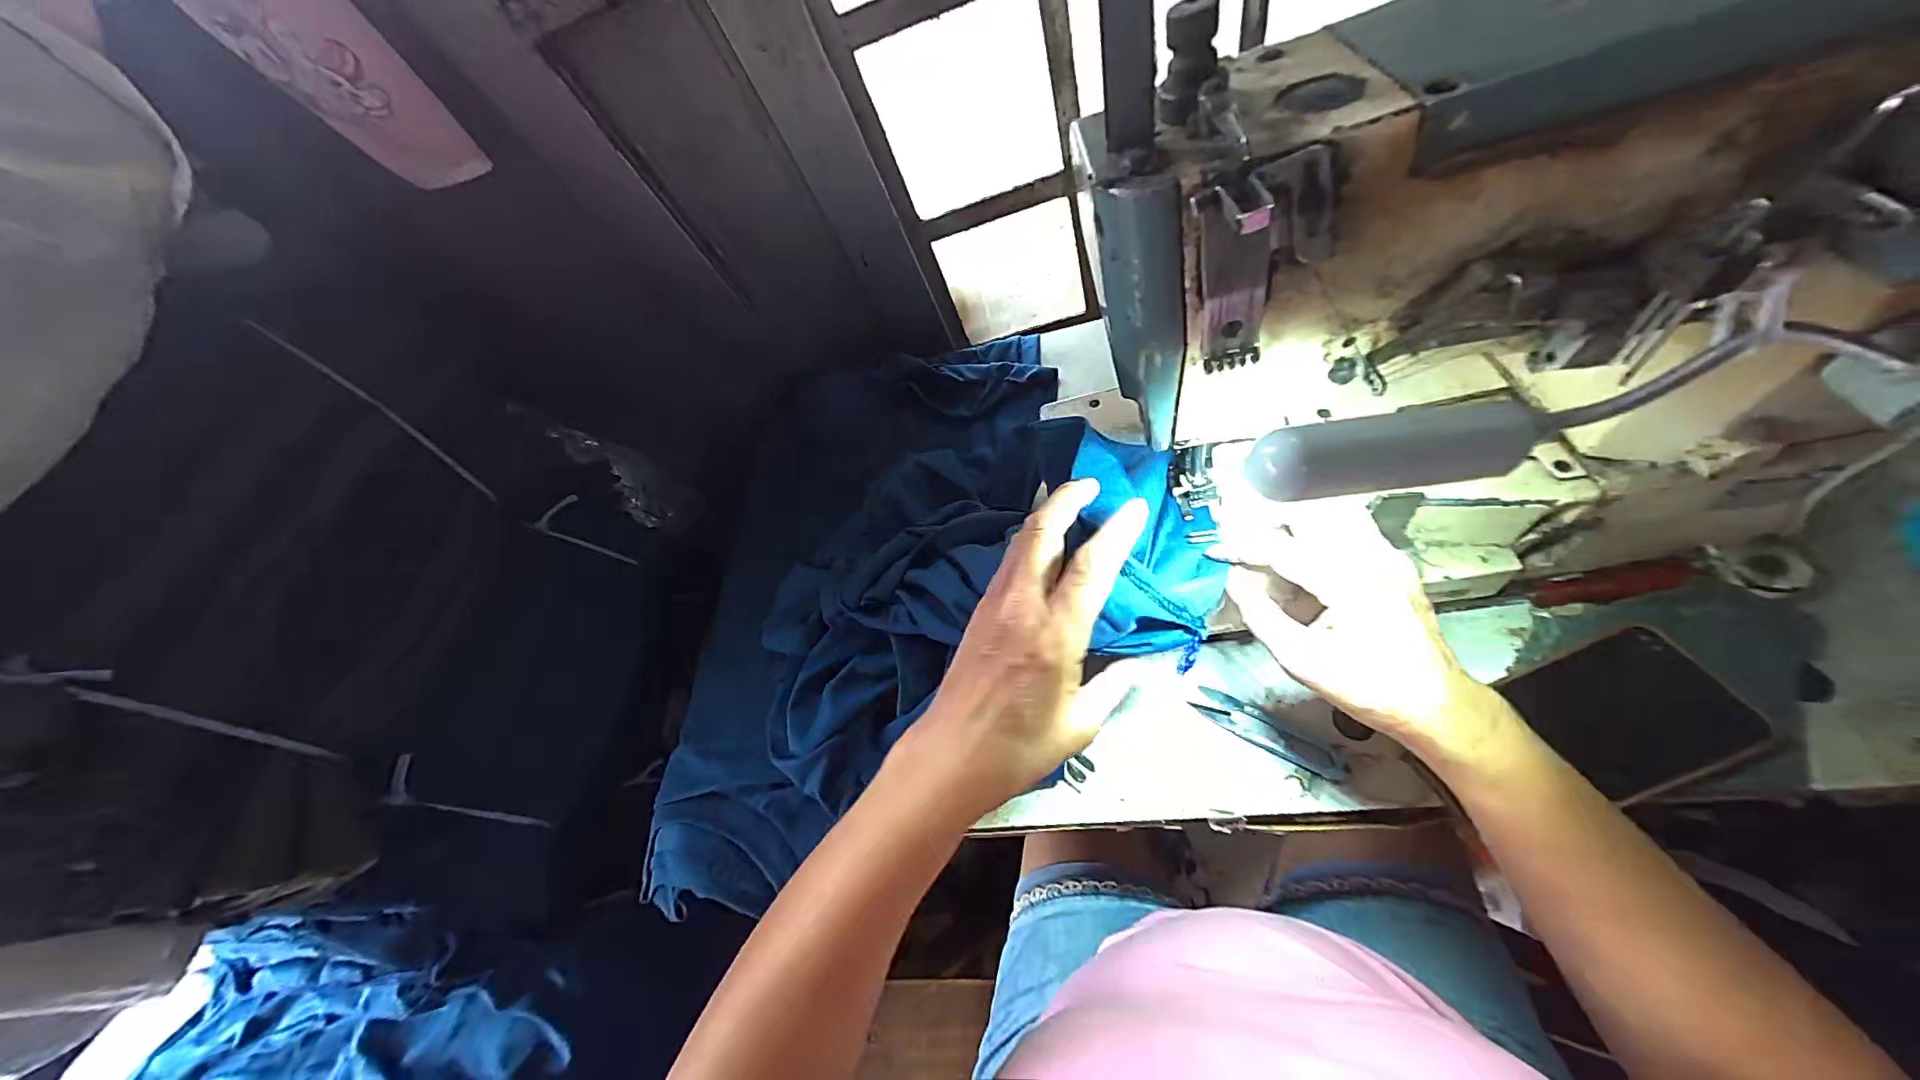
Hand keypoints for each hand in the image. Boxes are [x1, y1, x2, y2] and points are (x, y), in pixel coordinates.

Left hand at [888, 479, 1147, 820]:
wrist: (951, 754)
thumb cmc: (1019, 747)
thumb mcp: (1080, 725)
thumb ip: (1113, 687)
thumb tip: (1138, 666)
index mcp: (1055, 634)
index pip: (1090, 567)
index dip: (1114, 532)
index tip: (1132, 507)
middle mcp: (1022, 607)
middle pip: (1041, 534)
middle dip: (1066, 500)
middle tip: (1090, 484)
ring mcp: (994, 606)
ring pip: (1019, 544)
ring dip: (1044, 516)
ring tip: (1066, 503)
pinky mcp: (978, 613)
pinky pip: (1007, 564)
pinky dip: (1027, 542)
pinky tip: (1039, 547)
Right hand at [1214, 505, 1513, 760]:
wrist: (1434, 702)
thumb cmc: (1370, 687)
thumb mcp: (1300, 659)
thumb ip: (1260, 615)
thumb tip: (1236, 582)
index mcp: (1348, 582)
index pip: (1281, 548)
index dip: (1242, 548)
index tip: (1219, 552)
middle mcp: (1372, 558)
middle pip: (1310, 511)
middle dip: (1267, 517)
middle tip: (1237, 529)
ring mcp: (1388, 557)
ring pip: (1334, 511)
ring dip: (1295, 517)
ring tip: (1266, 533)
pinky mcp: (1394, 563)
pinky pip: (1351, 528)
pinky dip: (1319, 529)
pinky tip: (1302, 551)